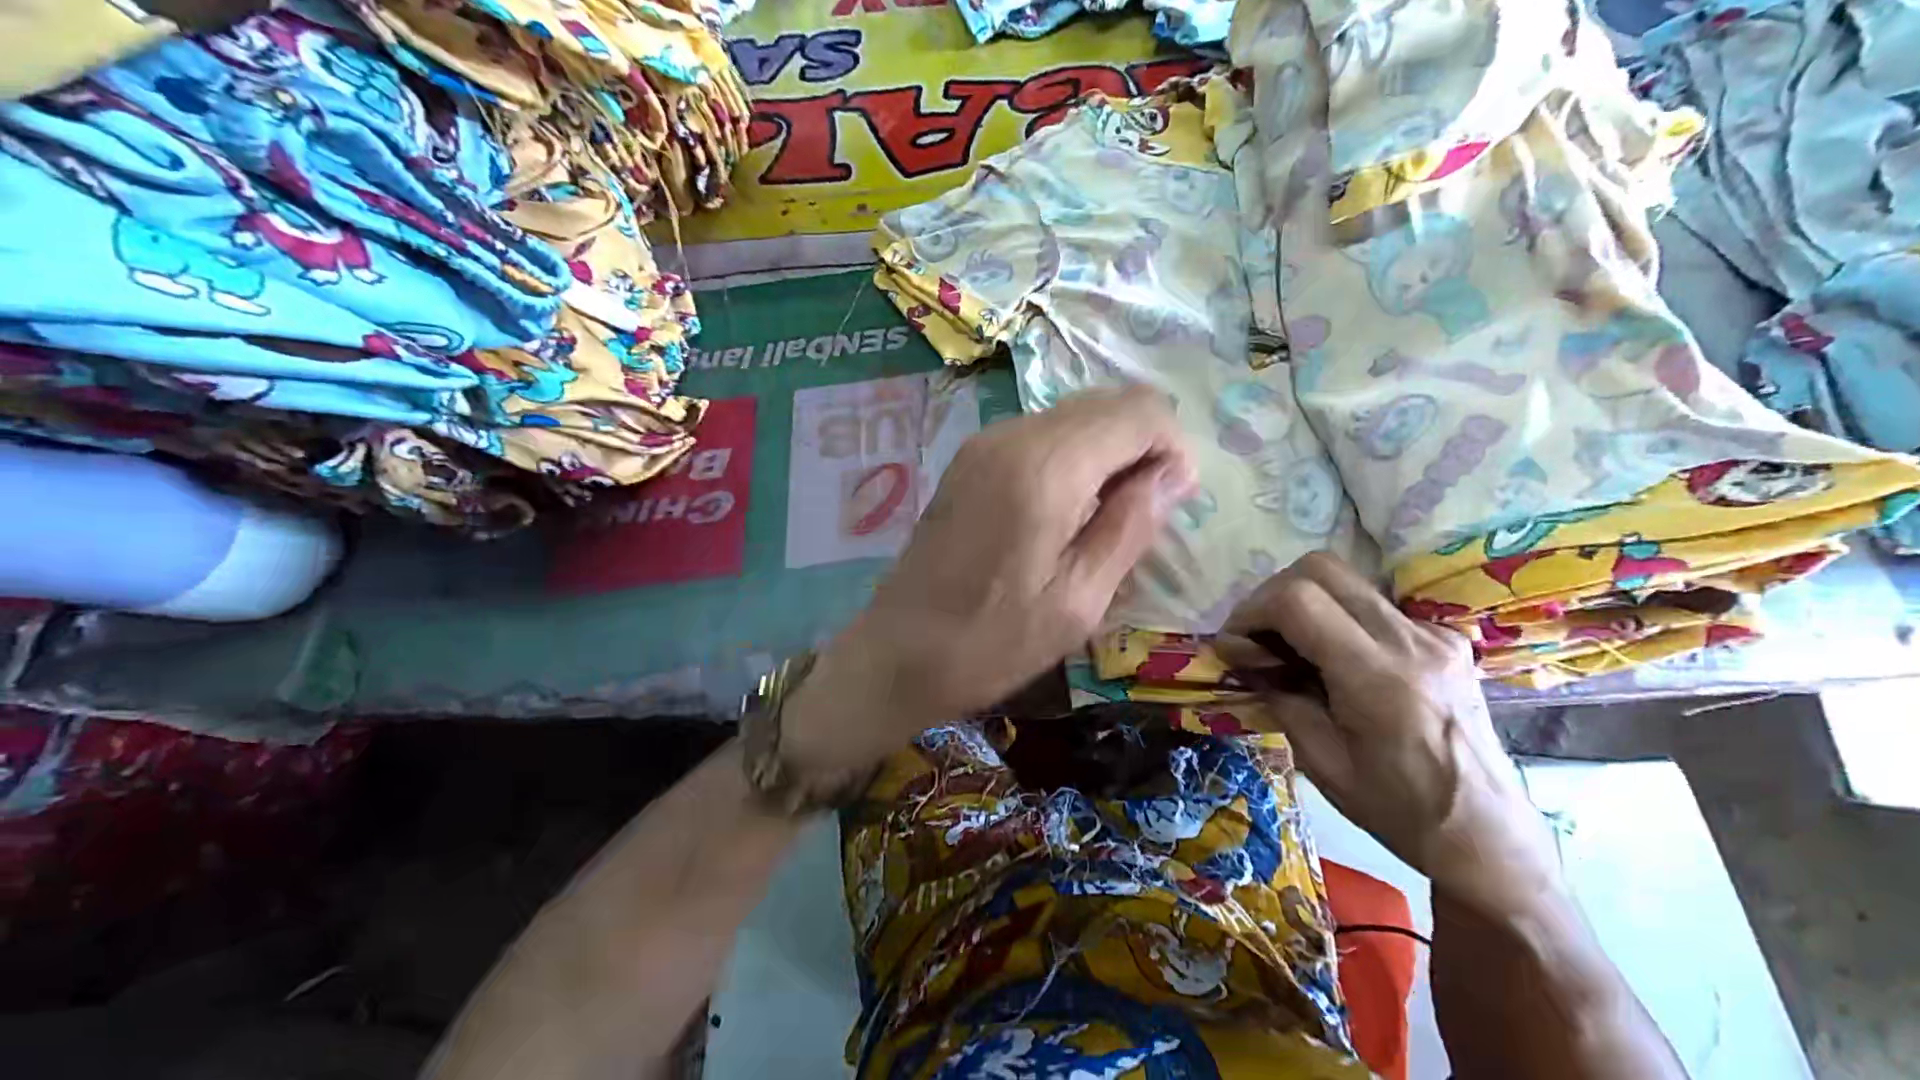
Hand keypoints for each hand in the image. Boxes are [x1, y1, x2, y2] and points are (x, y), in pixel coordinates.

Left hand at [784, 386, 1194, 775]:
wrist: (895, 655)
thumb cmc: (991, 642)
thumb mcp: (1077, 600)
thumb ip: (1130, 526)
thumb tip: (1175, 473)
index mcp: (1046, 467)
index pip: (1139, 410)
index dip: (1172, 448)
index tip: (1170, 504)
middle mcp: (1013, 435)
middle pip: (1107, 402)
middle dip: (1142, 447)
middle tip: (1141, 516)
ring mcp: (984, 443)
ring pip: (1075, 416)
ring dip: (1107, 453)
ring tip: (1103, 521)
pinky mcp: (969, 460)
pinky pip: (1040, 436)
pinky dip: (1071, 459)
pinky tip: (1064, 514)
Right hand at [1216, 553, 1566, 918]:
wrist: (1487, 836)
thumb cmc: (1398, 810)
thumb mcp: (1320, 761)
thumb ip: (1281, 696)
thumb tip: (1244, 657)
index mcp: (1377, 678)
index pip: (1297, 601)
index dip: (1251, 612)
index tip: (1234, 646)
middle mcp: (1410, 641)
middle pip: (1321, 569)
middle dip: (1272, 594)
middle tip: (1255, 637)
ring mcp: (1433, 635)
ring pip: (1347, 579)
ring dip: (1303, 601)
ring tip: (1288, 646)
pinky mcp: (1446, 639)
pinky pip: (1374, 604)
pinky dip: (1337, 616)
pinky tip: (1332, 658)